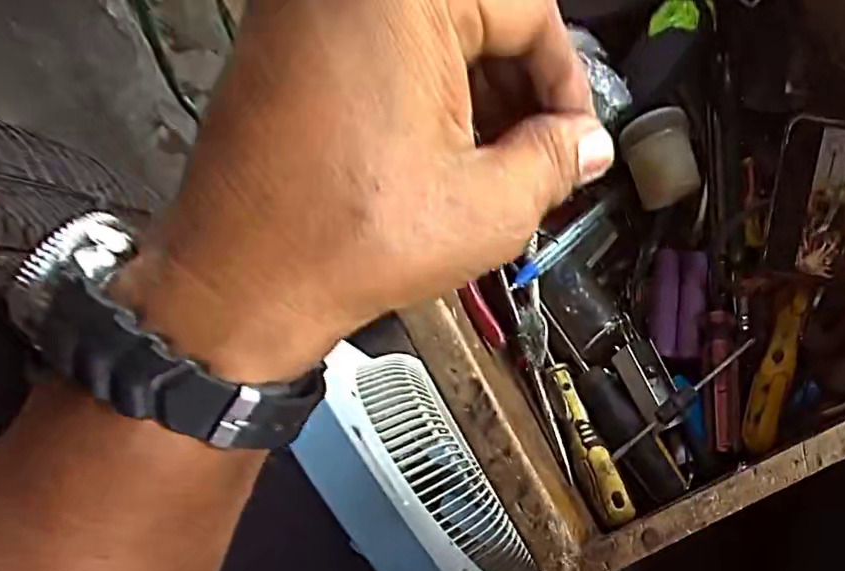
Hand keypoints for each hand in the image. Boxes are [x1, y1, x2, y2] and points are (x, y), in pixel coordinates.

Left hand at [113, 0, 612, 382]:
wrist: (257, 270)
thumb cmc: (349, 237)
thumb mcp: (495, 206)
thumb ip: (558, 162)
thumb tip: (588, 144)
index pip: (529, 6)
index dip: (569, 81)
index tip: (579, 136)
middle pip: (485, 13)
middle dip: (529, 91)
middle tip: (550, 158)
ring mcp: (319, 7)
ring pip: (445, 31)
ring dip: (491, 97)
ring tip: (507, 169)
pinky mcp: (302, 38)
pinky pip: (399, 46)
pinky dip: (444, 96)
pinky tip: (461, 158)